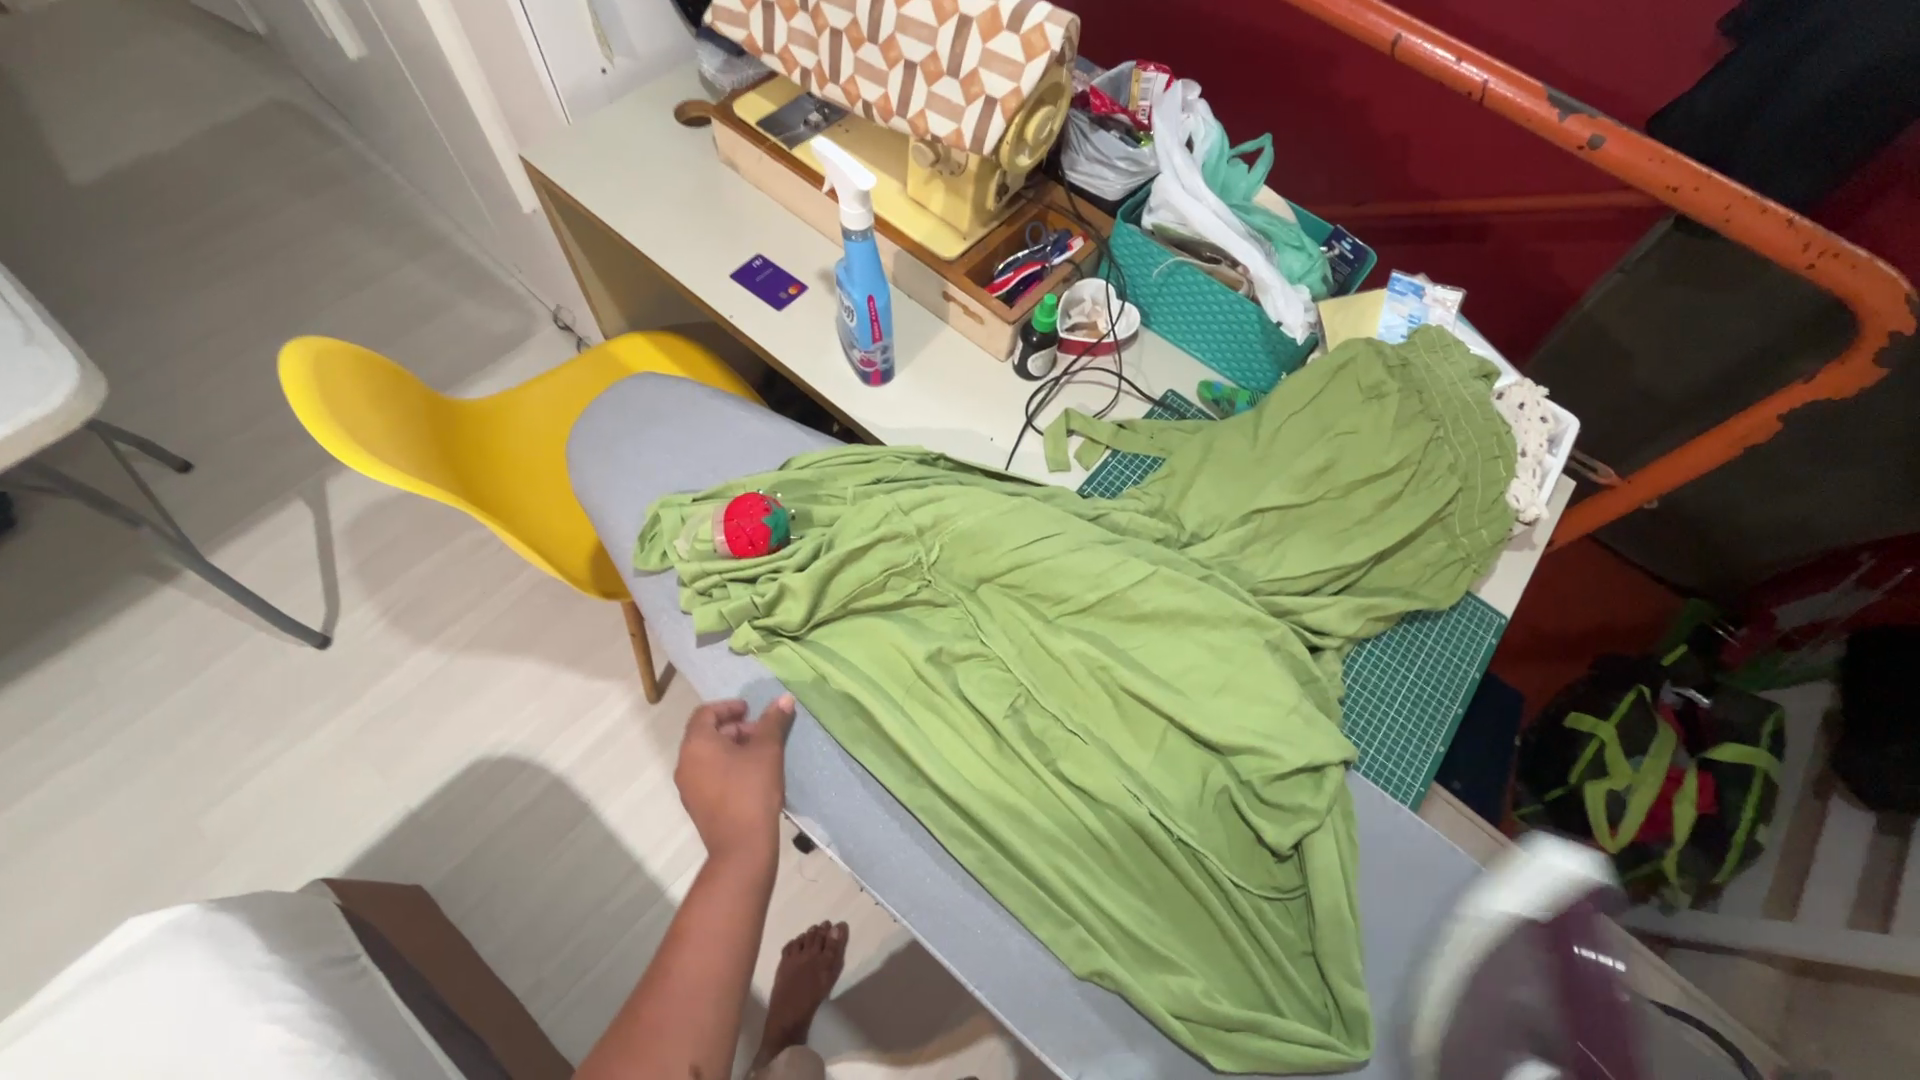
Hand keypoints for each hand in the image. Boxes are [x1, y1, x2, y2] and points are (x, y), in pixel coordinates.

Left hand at [675, 696, 796, 862]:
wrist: (741, 845)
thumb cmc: (752, 789)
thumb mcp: (768, 750)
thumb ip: (773, 722)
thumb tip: (784, 698)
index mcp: (696, 744)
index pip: (706, 713)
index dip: (729, 707)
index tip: (751, 710)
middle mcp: (684, 762)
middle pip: (706, 734)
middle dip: (735, 729)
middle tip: (761, 733)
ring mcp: (687, 786)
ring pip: (707, 756)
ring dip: (731, 748)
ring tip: (759, 754)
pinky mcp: (696, 805)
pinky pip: (708, 775)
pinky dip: (725, 767)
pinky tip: (751, 776)